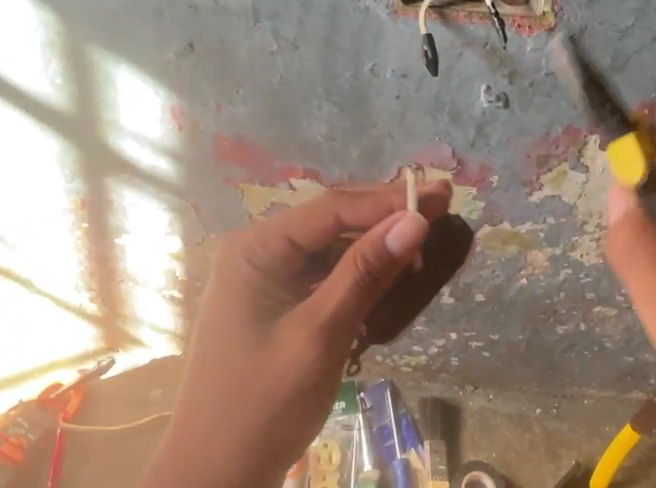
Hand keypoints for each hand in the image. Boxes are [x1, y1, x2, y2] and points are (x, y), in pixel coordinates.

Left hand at [145, 178, 453, 487]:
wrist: (214, 477)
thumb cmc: (262, 405)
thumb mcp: (320, 335)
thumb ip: (366, 273)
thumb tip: (414, 221)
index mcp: (256, 247)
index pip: (332, 208)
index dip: (388, 199)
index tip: (440, 195)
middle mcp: (257, 251)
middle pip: (331, 222)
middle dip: (385, 216)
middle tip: (441, 206)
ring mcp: (264, 280)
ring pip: (330, 249)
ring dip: (375, 245)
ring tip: (425, 238)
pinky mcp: (275, 307)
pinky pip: (322, 277)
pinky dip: (358, 275)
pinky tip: (393, 273)